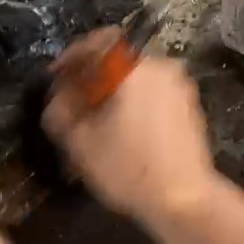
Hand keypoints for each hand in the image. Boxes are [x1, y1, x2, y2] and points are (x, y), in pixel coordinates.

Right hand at [41, 29, 219, 222]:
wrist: (185, 201)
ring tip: (94, 120)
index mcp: (133, 68)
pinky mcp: (189, 106)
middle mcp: (161, 67)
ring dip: (111, 91)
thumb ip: (59, 110)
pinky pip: (151, 91)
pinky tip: (120, 130)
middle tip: (73, 103)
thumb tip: (57, 95)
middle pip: (115, 60)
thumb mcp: (79, 142)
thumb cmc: (129, 169)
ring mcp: (180, 86)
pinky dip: (132, 101)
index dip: (70, 57)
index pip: (96, 42)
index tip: (55, 78)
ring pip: (134, 77)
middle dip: (90, 78)